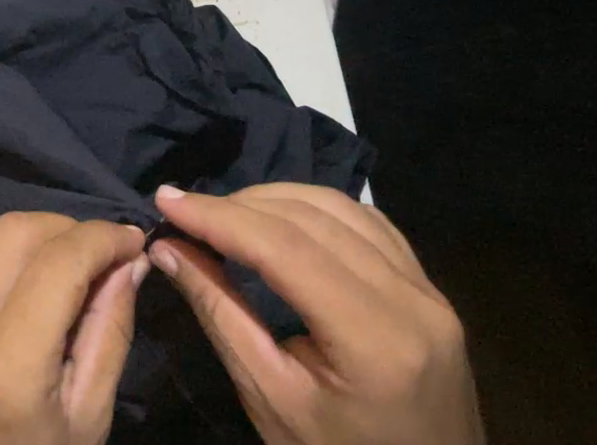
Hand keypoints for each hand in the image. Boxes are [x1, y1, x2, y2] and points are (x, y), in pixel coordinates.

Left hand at [0, 212, 149, 444]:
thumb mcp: (88, 419)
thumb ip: (109, 333)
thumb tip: (129, 263)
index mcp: (8, 368)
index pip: (58, 263)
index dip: (103, 238)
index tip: (135, 239)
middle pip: (15, 231)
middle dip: (69, 226)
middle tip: (106, 251)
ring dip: (40, 233)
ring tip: (78, 259)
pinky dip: (11, 251)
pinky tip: (40, 274)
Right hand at [149, 184, 482, 444]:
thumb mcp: (269, 398)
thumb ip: (219, 313)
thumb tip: (166, 247)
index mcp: (375, 339)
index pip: (283, 247)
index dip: (218, 216)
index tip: (165, 199)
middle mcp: (413, 300)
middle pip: (310, 217)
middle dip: (237, 204)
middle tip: (183, 209)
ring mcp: (429, 290)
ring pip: (339, 206)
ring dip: (273, 198)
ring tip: (224, 213)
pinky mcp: (430, 288)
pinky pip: (366, 221)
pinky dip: (314, 208)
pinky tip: (281, 218)